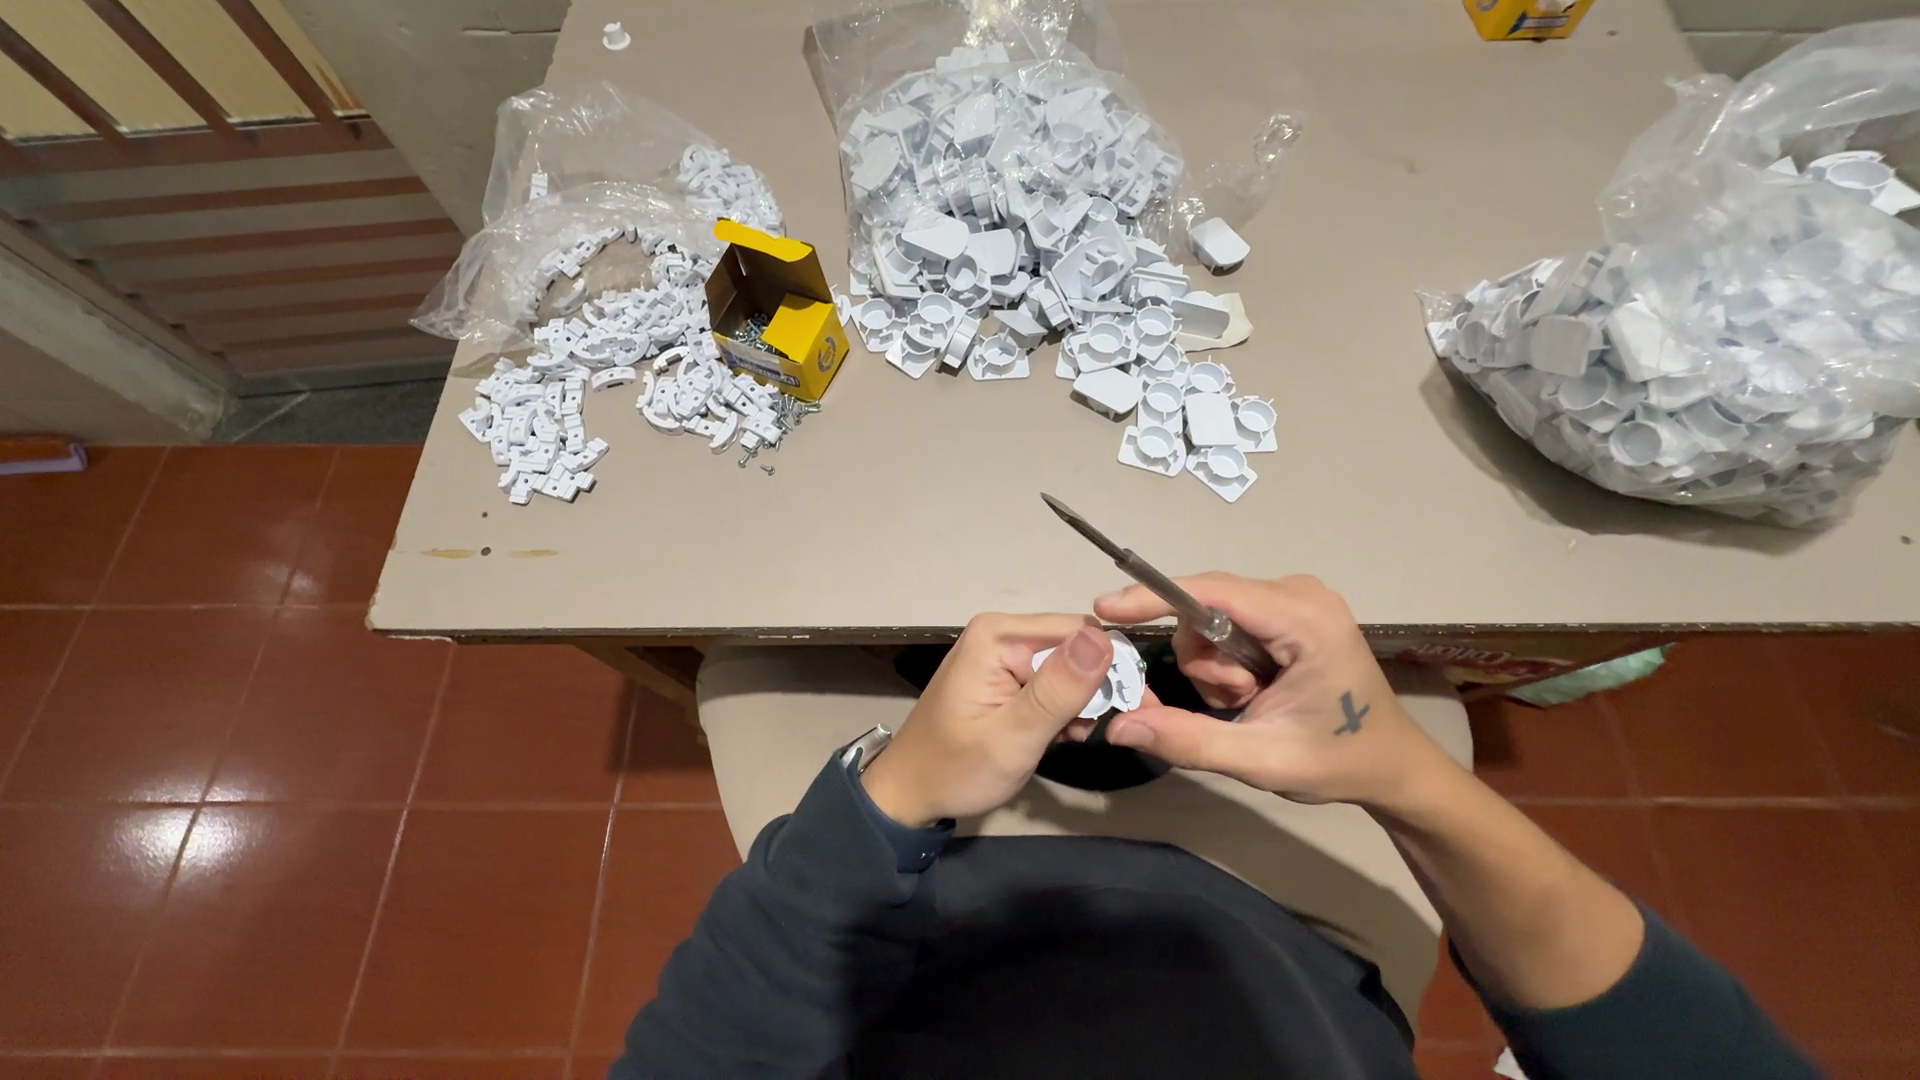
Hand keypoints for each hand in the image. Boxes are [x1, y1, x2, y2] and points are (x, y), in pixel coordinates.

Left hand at [861, 615, 1113, 826]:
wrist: (911, 793)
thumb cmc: (956, 768)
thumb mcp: (1012, 736)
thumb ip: (1057, 690)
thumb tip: (1103, 640)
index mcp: (999, 635)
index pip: (1080, 631)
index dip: (1113, 667)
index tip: (1136, 708)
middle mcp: (1002, 632)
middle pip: (1076, 646)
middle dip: (1096, 689)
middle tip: (1100, 732)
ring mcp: (1004, 652)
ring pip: (1070, 666)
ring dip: (1081, 704)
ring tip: (1071, 739)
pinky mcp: (1007, 673)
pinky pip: (1053, 681)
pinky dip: (1064, 709)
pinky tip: (1057, 736)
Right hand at [1093, 573, 1454, 811]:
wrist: (1393, 765)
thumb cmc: (1339, 761)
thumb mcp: (1260, 760)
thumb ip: (1189, 740)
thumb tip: (1120, 725)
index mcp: (1306, 620)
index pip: (1213, 592)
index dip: (1154, 597)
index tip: (1105, 608)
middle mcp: (1300, 594)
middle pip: (1208, 606)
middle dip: (1204, 660)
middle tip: (1234, 703)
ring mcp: (1296, 598)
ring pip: (1212, 617)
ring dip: (1214, 665)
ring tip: (1249, 702)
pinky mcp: (1289, 609)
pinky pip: (1228, 622)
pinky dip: (1225, 660)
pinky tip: (1255, 691)